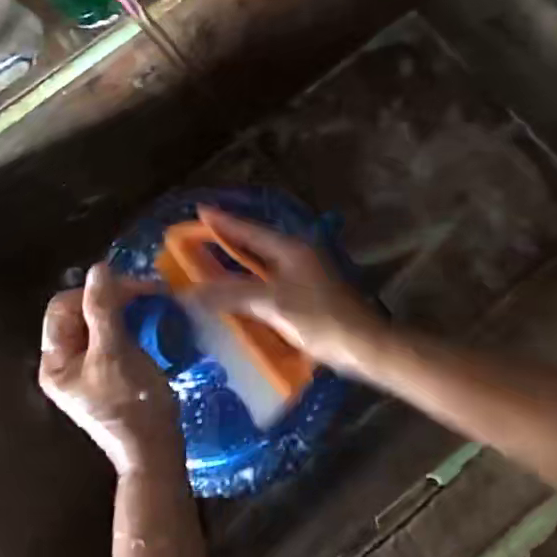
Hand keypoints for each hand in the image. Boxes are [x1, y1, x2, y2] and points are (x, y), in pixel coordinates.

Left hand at [39, 264, 181, 475]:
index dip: (94, 292)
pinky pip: (114, 335)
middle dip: (111, 297)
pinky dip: (130, 322)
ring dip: (123, 307)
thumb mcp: (114, 353)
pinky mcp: (111, 372)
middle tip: (147, 291)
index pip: (63, 307)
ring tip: (152, 301)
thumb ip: (103, 310)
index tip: (132, 288)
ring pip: (99, 322)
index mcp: (56, 361)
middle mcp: (66, 363)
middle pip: (80, 313)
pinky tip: (150, 320)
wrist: (154, 450)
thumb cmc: (131, 404)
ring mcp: (89, 368)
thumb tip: (99, 269)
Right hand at [189, 208, 397, 377]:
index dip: (223, 221)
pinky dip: (252, 281)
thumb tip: (192, 291)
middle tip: (200, 235)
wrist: (364, 345)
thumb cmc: (321, 320)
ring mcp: (305, 274)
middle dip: (229, 239)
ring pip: (265, 262)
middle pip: (257, 243)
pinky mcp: (308, 294)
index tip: (200, 210)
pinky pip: (271, 280)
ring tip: (213, 259)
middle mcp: (298, 254)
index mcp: (291, 248)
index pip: (250, 230)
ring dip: (240, 261)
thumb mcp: (273, 304)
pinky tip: (240, 291)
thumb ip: (232, 294)